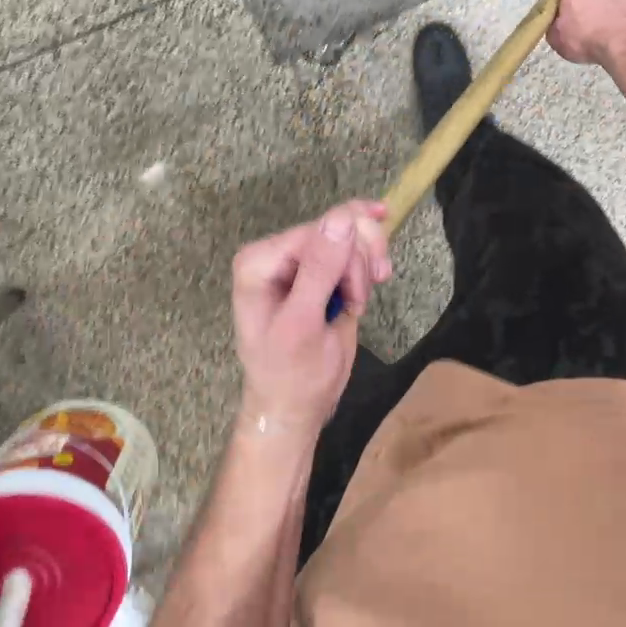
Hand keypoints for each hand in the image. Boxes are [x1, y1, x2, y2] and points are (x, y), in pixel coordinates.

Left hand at [230, 201, 391, 438]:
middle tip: (365, 293)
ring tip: (361, 300)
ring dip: (366, 264)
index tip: (362, 290)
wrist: (295, 409)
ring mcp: (298, 261)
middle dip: (360, 258)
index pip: (319, 229)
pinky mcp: (318, 271)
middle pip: (337, 226)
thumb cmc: (292, 376)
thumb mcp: (304, 325)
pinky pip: (352, 248)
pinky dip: (366, 267)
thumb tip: (342, 217)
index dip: (350, 253)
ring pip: (350, 233)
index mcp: (260, 261)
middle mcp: (276, 254)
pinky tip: (364, 291)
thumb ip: (320, 270)